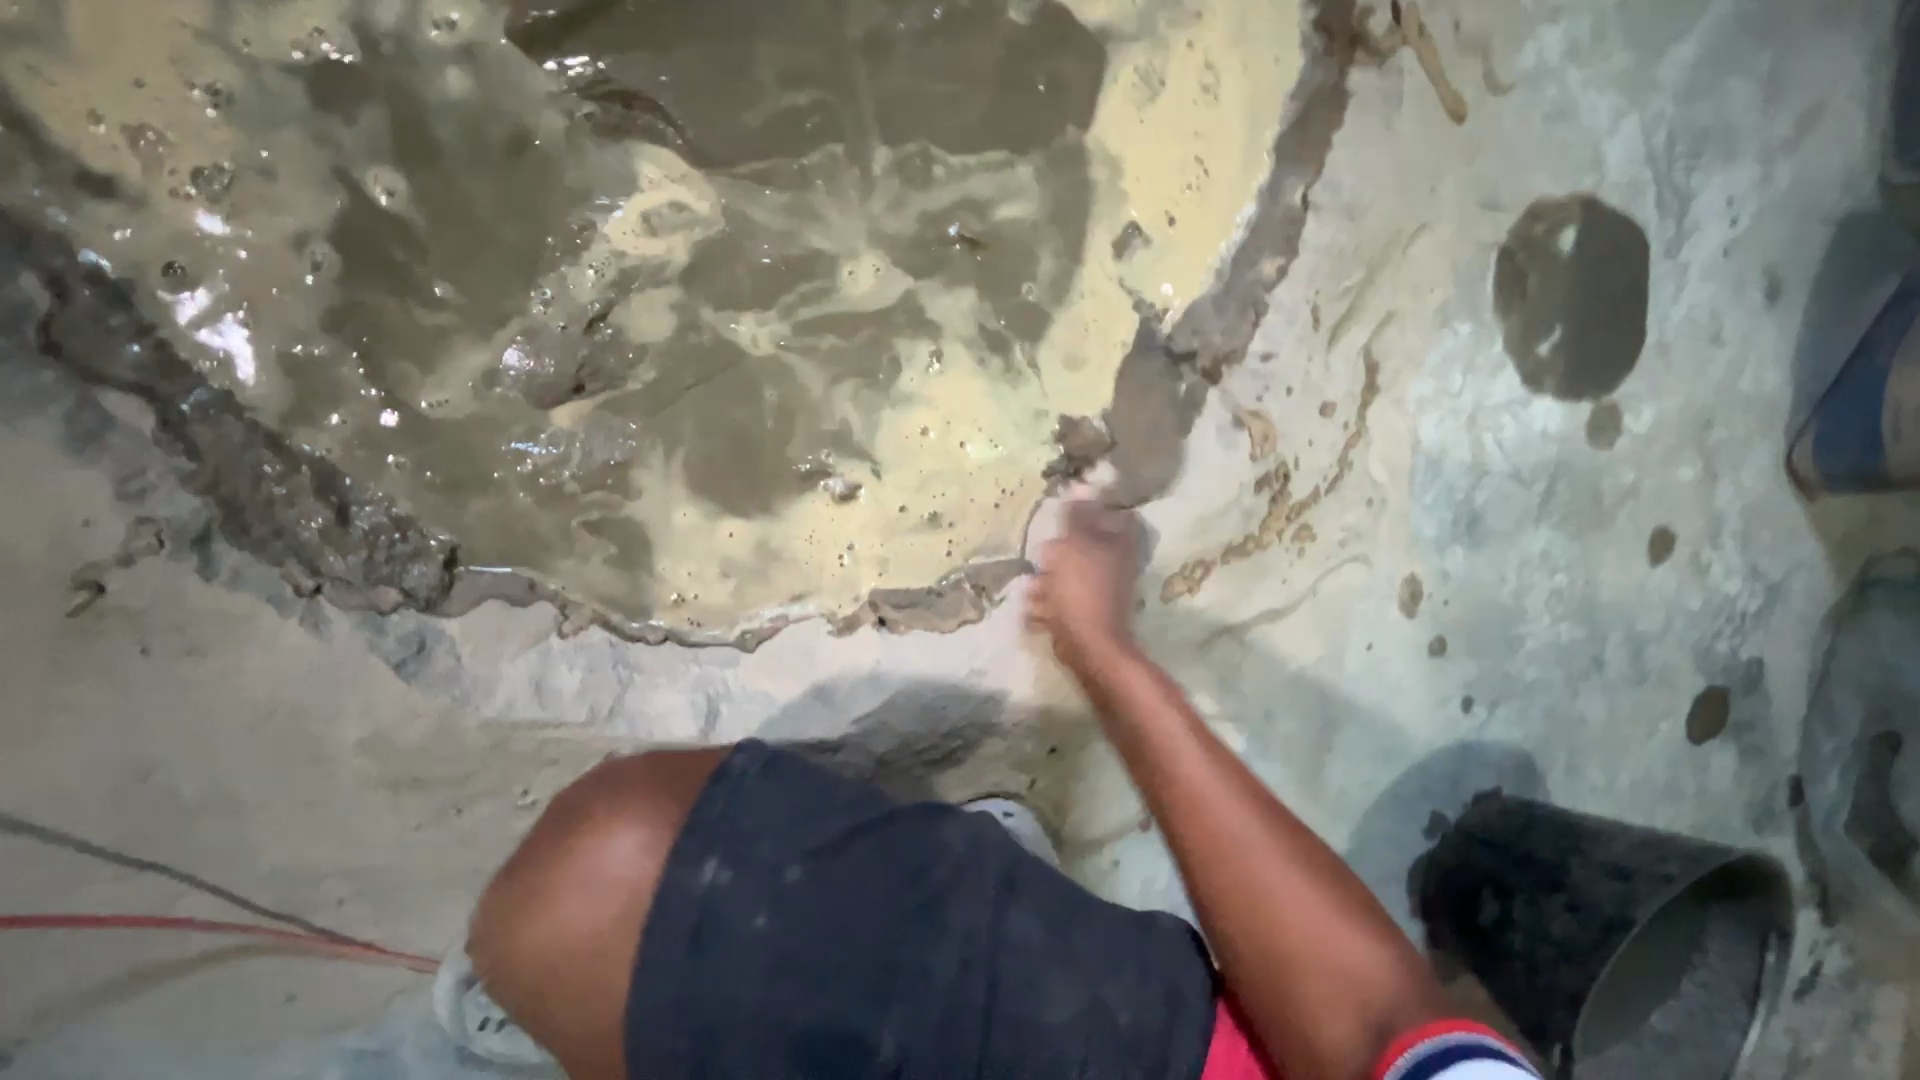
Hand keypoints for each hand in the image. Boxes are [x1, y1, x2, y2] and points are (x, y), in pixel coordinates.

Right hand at [1029, 499, 1141, 674]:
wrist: (1087, 645)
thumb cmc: (1080, 589)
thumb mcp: (1075, 543)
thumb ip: (1078, 514)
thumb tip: (1085, 481)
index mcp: (1119, 542)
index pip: (1111, 514)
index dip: (1088, 512)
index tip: (1065, 518)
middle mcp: (1116, 563)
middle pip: (1083, 544)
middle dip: (1057, 553)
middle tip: (1045, 559)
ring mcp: (1103, 590)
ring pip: (1069, 573)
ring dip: (1047, 581)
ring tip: (1034, 590)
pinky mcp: (1088, 612)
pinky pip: (1064, 599)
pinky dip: (1049, 603)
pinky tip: (1036, 609)